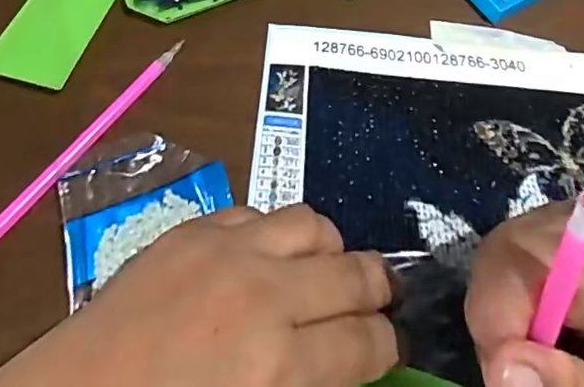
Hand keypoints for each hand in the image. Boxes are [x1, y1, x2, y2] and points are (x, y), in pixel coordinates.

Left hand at [0, 204, 398, 386]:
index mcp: (277, 367)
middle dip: (377, 289)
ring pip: (311, 223)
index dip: (388, 347)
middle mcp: (262, 294)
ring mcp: (225, 248)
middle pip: (353, 272)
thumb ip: (306, 386)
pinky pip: (258, 212)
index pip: (367, 343)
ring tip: (325, 271)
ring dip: (330, 250)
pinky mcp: (194, 227)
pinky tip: (264, 258)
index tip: (389, 347)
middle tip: (377, 301)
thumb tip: (348, 362)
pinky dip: (274, 234)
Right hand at [466, 203, 583, 386]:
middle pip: (507, 252)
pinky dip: (519, 302)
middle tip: (517, 380)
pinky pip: (522, 257)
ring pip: (506, 253)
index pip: (527, 261)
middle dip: (495, 319)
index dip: (497, 318)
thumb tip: (500, 365)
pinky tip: (549, 338)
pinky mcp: (579, 233)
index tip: (504, 381)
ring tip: (539, 365)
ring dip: (503, 312)